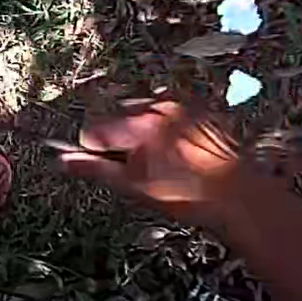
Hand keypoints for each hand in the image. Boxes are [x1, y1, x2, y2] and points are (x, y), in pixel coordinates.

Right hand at [56, 98, 282, 227]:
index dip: (95, 152)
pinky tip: (176, 149)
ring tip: (160, 159)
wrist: (240, 196)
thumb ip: (94, 168)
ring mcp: (180, 104)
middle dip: (118, 139)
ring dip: (140, 130)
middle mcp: (156, 107)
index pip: (92, 131)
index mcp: (137, 126)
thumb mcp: (133, 187)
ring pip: (140, 111)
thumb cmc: (186, 195)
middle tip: (137, 167)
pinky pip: (166, 108)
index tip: (109, 168)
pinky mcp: (198, 107)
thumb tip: (61, 161)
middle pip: (115, 118)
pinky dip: (162, 124)